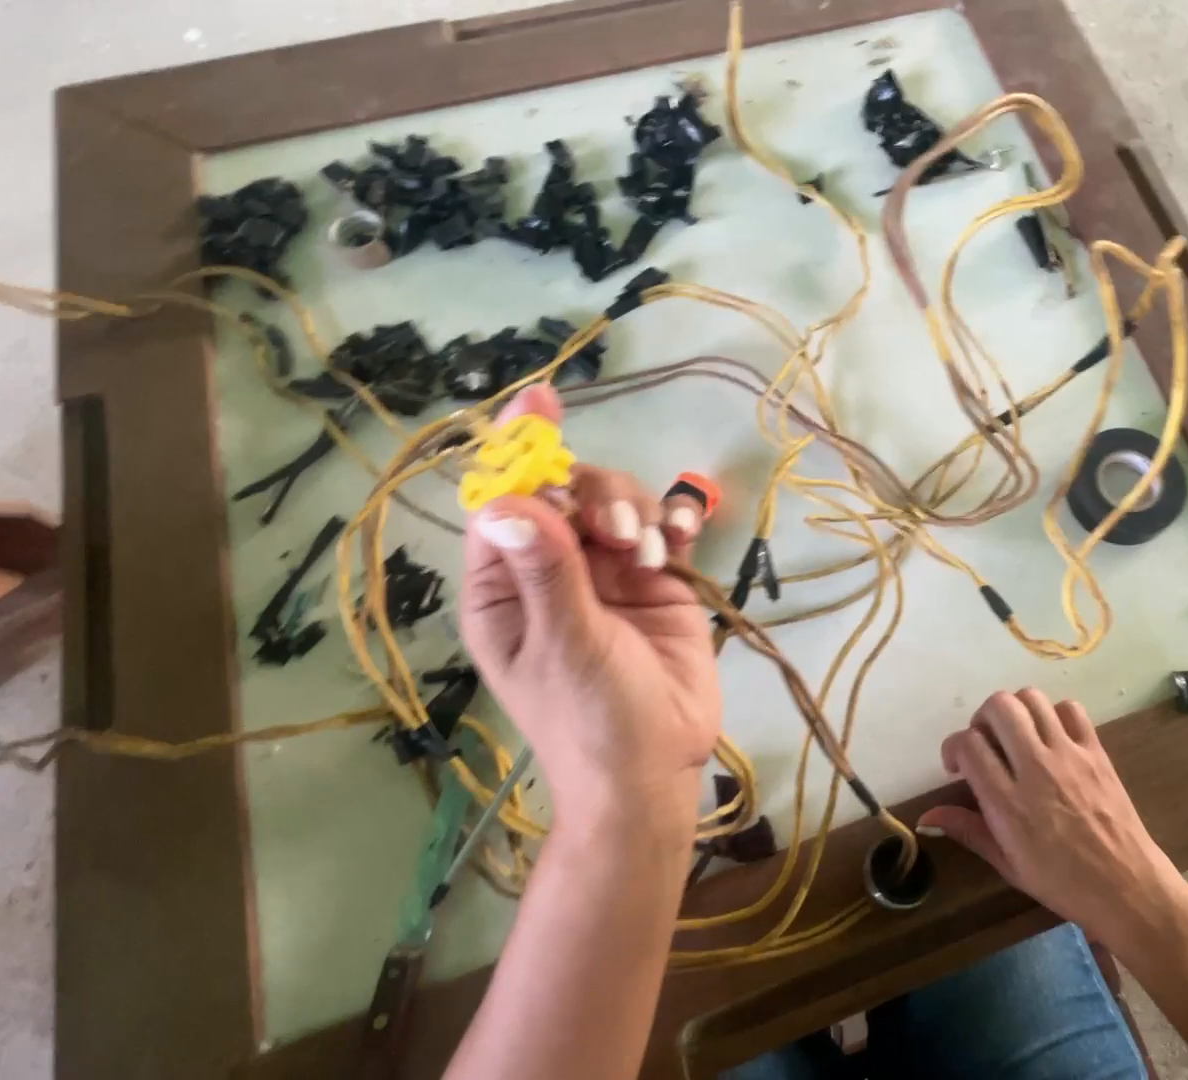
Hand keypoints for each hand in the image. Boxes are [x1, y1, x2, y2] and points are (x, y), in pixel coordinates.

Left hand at [460, 384, 718, 833]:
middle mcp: (555, 569)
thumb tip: (508, 499)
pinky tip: (682, 537)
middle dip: (597, 496)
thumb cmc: (592, 719)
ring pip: (620, 504)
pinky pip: (663, 530)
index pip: (505, 503)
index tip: (541, 403)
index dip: (520, 452)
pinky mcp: (659, 583)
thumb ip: (546, 572)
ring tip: (650, 558)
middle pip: (570, 492)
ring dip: (638, 514)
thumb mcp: (564, 646)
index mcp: (508, 586)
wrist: (656, 768)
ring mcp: (610, 574)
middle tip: (618, 535)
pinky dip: (674, 522)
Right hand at [918, 689, 1187, 949]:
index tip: (958, 767)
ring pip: (1032, 699)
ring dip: (1016, 711)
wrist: (1125, 886)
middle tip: (986, 744)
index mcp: (1008, 802)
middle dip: (982, 718)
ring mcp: (1069, 755)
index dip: (954, 748)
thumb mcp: (1007, 863)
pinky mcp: (1096, 750)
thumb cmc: (1061, 882)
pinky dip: (1054, 714)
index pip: (968, 744)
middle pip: (999, 707)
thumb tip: (925, 818)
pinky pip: (1071, 709)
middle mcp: (1035, 768)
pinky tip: (1052, 738)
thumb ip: (968, 830)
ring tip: (1017, 736)